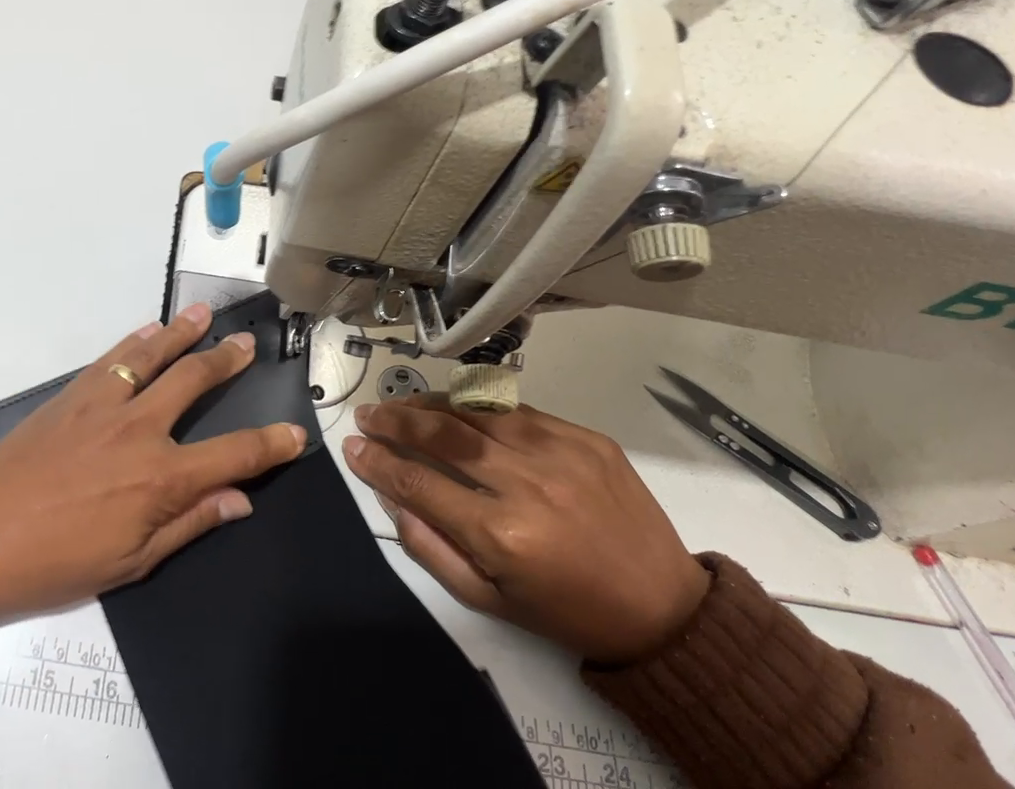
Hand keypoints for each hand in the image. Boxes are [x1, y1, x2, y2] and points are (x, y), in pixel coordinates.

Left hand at [0, 302, 308, 625]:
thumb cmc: (59, 563)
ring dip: (181, 334)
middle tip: (247, 344)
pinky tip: (147, 330)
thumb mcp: (133, 561)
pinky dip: (133, 341)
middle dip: (226, 361)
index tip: (295, 432)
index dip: (271, 444)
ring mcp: (102, 406)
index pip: (235, 455)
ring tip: (203, 315)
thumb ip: (190, 523)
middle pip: (194, 383)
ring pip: (151, 357)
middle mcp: (139, 431)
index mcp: (162, 479)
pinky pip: (109, 359)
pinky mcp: (70, 397)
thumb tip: (241, 500)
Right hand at [342, 398, 708, 664]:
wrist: (662, 607)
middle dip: (395, 419)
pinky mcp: (586, 438)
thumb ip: (429, 547)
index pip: (418, 482)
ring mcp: (561, 453)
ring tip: (404, 403)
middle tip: (368, 413)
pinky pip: (518, 411)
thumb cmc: (564, 611)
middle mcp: (527, 483)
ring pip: (477, 410)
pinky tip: (459, 408)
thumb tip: (389, 496)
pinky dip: (480, 406)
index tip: (352, 448)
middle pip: (443, 435)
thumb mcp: (486, 599)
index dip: (376, 462)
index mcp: (500, 533)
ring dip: (432, 403)